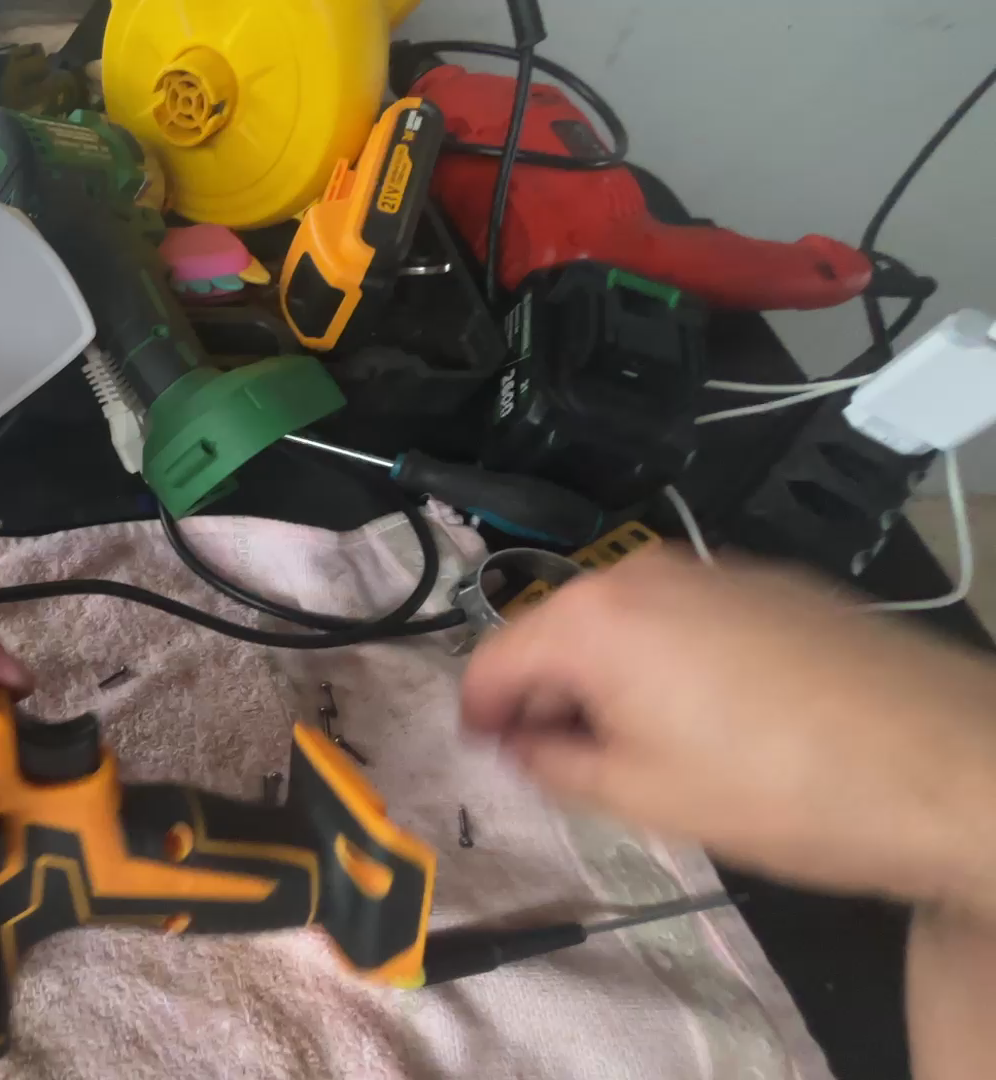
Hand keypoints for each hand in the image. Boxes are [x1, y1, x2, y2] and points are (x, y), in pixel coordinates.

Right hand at [460, 548, 995, 917]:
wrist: (984, 772)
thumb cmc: (789, 790)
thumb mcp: (640, 796)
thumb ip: (546, 765)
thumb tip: (518, 745)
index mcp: (588, 621)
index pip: (490, 661)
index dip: (476, 710)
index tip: (484, 746)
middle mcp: (632, 576)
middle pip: (548, 634)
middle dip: (542, 693)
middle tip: (560, 753)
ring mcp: (704, 570)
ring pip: (610, 621)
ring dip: (599, 674)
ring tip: (636, 736)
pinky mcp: (765, 581)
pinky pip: (674, 613)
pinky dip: (658, 654)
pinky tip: (705, 708)